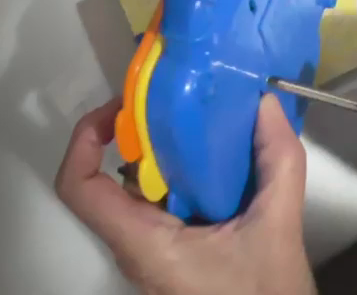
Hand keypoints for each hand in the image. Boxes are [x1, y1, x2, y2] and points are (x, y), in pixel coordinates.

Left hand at [56, 95, 316, 294]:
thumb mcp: (278, 231)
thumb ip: (277, 164)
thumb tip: (264, 103)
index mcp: (142, 243)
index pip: (78, 188)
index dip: (85, 139)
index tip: (120, 110)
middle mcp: (135, 247)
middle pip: (108, 177)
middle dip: (135, 132)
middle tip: (171, 103)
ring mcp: (150, 253)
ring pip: (135, 189)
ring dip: (158, 150)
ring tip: (194, 120)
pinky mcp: (169, 255)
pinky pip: (157, 203)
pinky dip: (177, 172)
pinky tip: (212, 157)